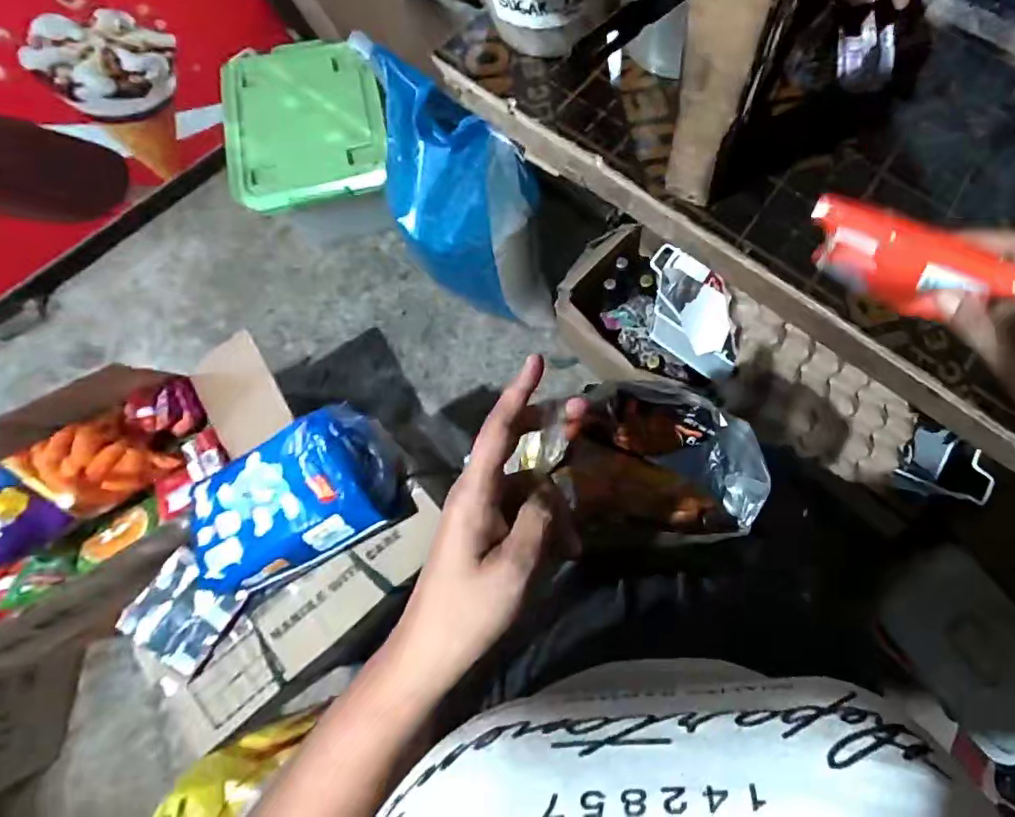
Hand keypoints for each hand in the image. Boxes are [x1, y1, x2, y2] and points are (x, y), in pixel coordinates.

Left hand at [389, 354, 580, 683]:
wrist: (429, 654)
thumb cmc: (468, 611)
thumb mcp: (515, 568)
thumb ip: (539, 519)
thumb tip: (550, 489)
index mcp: (475, 492)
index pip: (498, 429)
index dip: (518, 392)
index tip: (536, 360)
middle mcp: (476, 492)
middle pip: (515, 445)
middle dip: (550, 430)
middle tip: (585, 416)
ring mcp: (481, 512)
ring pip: (528, 486)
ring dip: (555, 502)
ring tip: (573, 543)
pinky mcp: (487, 532)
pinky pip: (523, 512)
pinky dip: (545, 523)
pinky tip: (564, 552)